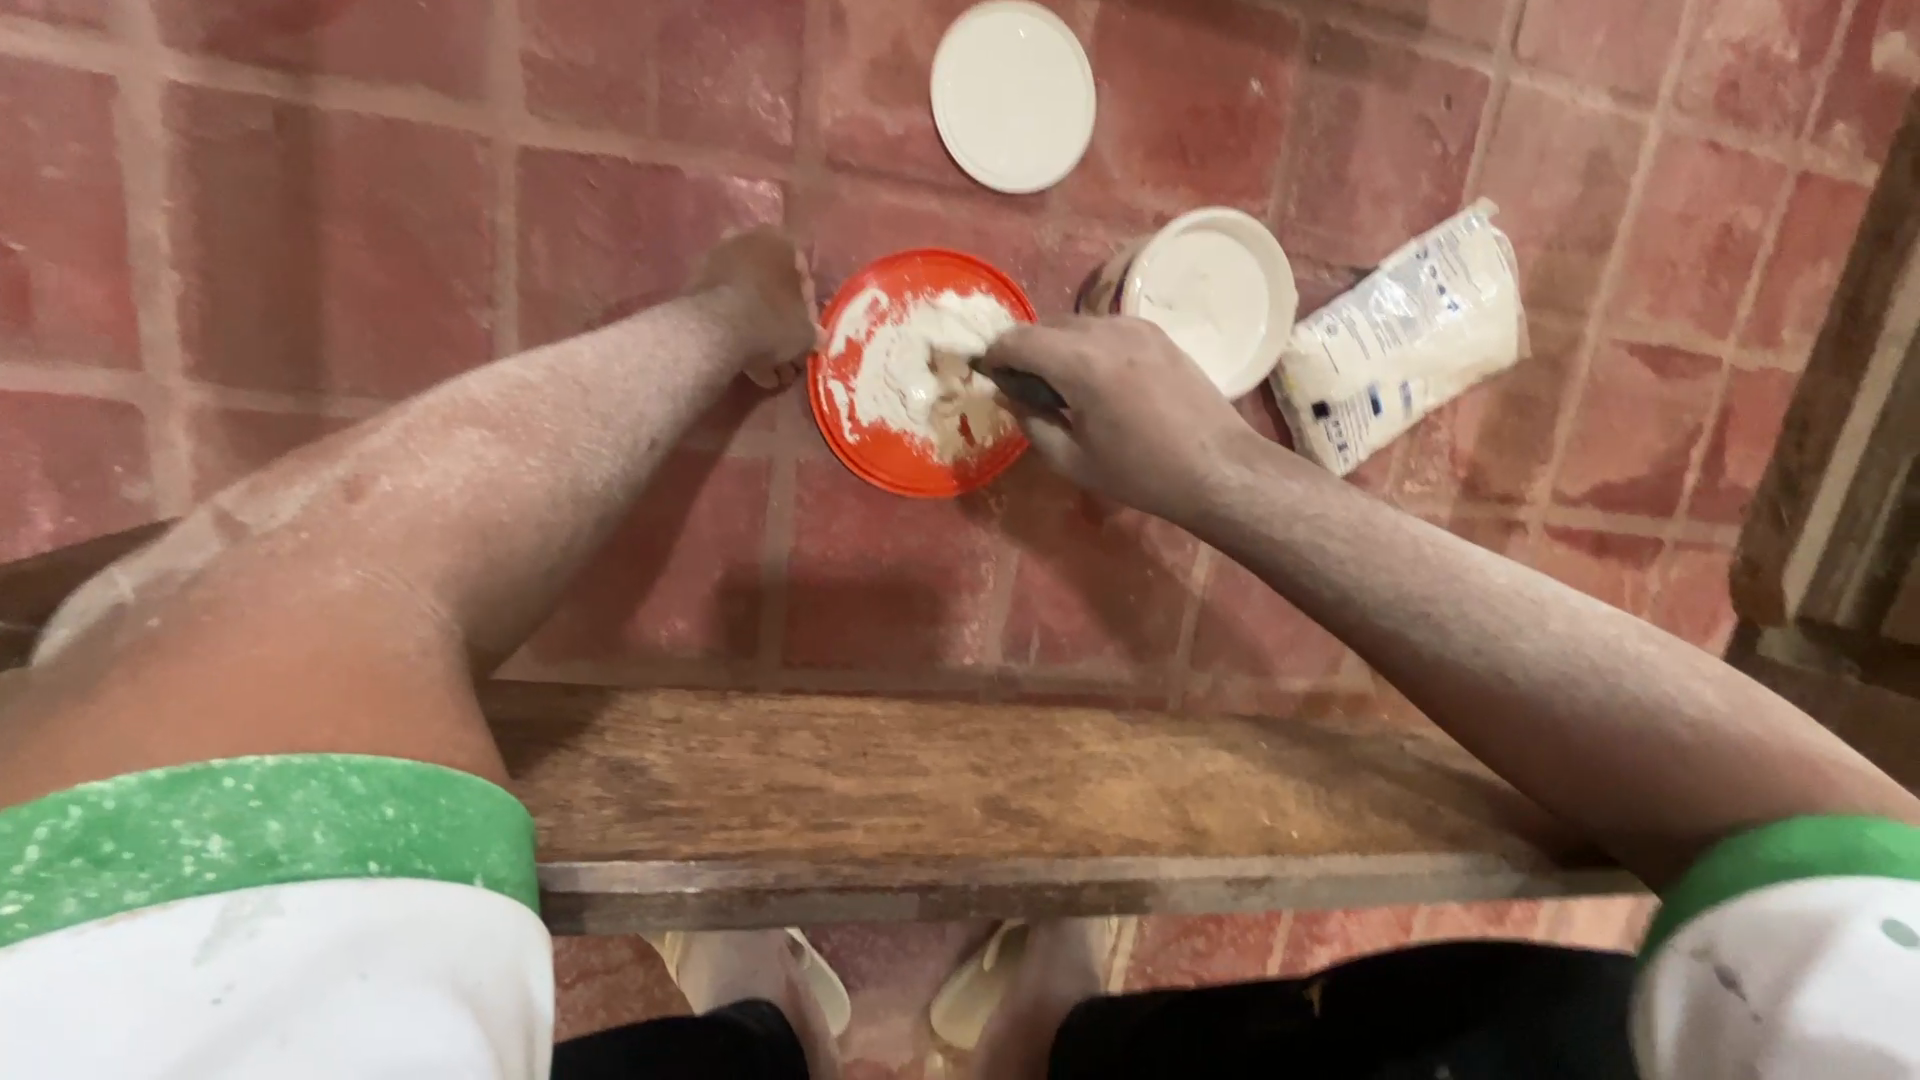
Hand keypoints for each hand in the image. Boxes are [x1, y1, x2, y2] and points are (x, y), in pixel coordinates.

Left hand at [688, 226, 821, 388]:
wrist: (714, 330)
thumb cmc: (771, 321)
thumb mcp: (804, 333)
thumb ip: (812, 332)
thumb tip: (816, 338)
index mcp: (779, 242)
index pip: (803, 274)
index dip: (808, 308)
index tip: (807, 331)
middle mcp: (745, 240)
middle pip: (771, 286)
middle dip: (780, 319)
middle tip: (787, 349)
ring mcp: (715, 260)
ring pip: (746, 300)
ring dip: (758, 331)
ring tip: (769, 369)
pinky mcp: (694, 285)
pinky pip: (724, 310)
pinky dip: (736, 334)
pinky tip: (747, 366)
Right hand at [980, 315, 1266, 523]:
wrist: (1218, 468)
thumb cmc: (1142, 473)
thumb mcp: (1073, 460)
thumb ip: (1032, 422)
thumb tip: (1011, 397)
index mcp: (1081, 363)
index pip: (1017, 339)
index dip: (996, 357)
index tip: (991, 380)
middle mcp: (1107, 330)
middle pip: (1045, 326)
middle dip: (1026, 352)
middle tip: (1027, 391)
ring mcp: (1136, 326)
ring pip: (1075, 324)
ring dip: (1057, 348)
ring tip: (1065, 390)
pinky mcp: (1156, 332)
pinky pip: (1105, 329)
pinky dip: (1087, 347)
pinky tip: (1099, 383)